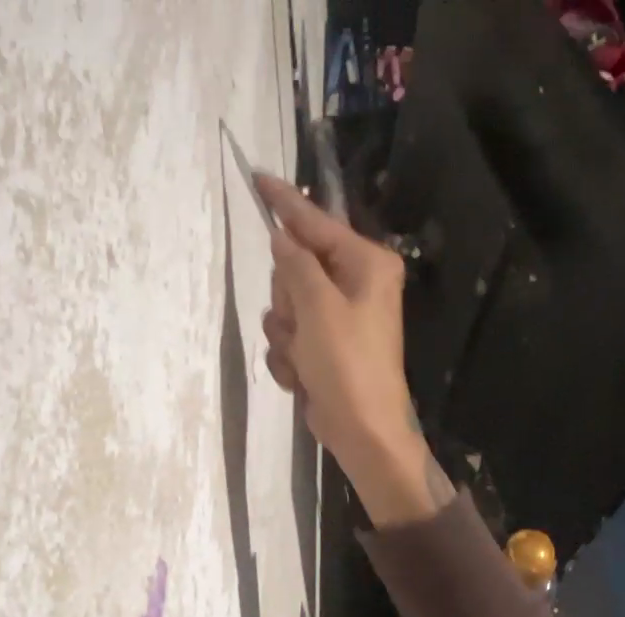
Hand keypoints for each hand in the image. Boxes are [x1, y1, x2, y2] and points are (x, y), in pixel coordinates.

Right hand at [256, 175, 449, 523]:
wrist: (362, 431)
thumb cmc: (347, 364)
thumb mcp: (318, 308)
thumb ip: (296, 265)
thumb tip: (282, 239)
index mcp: (366, 264)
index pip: (316, 223)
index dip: (285, 203)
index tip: (258, 177)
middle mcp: (355, 285)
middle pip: (295, 268)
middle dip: (286, 300)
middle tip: (298, 323)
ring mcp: (338, 319)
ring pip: (285, 307)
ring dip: (285, 335)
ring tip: (304, 358)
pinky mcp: (324, 349)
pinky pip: (288, 338)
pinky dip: (289, 358)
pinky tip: (304, 377)